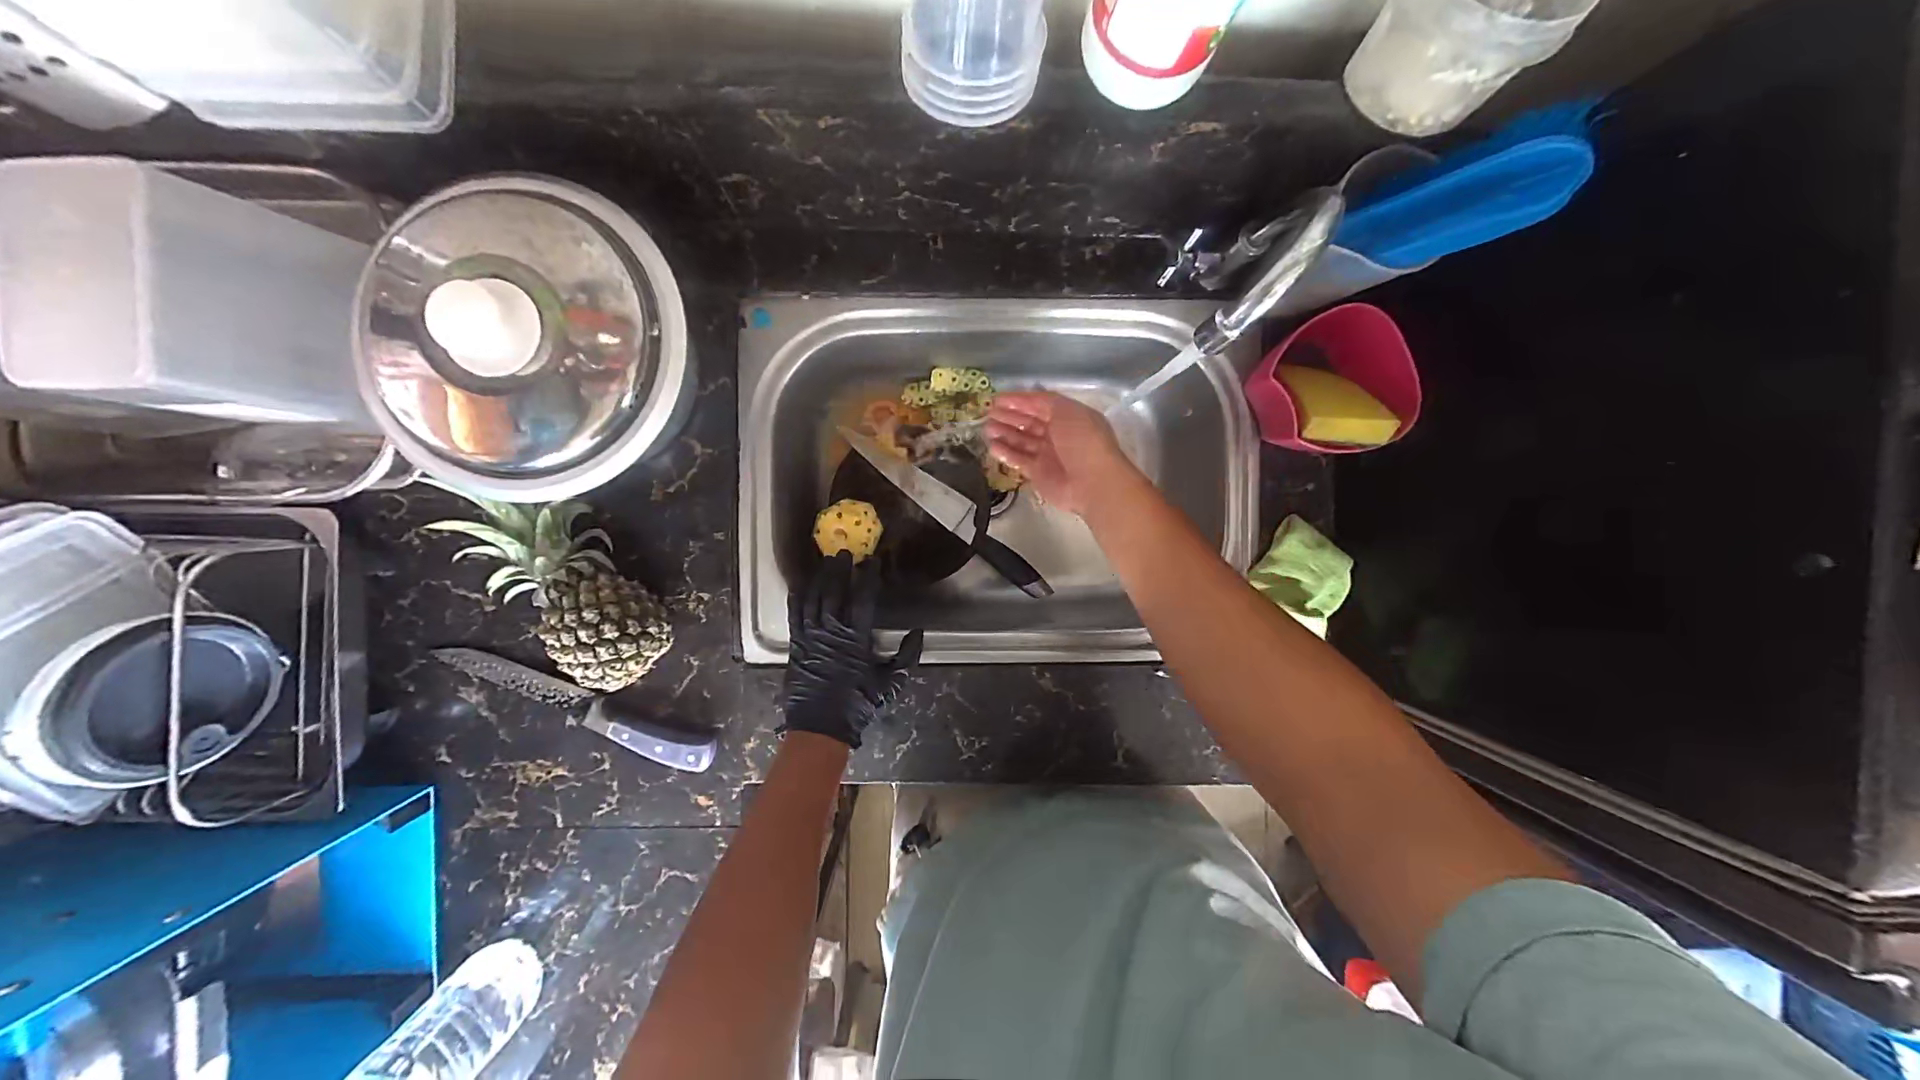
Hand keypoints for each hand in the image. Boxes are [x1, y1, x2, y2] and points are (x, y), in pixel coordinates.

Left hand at [782, 552, 924, 748]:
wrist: (821, 725)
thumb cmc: (858, 703)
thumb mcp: (891, 683)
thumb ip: (907, 656)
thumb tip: (918, 633)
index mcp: (857, 638)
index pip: (863, 598)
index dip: (868, 577)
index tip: (872, 562)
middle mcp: (832, 632)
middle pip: (834, 592)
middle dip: (839, 570)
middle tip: (844, 553)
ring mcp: (811, 637)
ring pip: (813, 599)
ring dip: (819, 579)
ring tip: (824, 563)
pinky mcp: (796, 645)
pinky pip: (795, 616)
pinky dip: (797, 599)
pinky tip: (800, 586)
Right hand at [985, 391, 1138, 516]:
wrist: (1093, 482)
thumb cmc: (1083, 441)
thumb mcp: (1067, 411)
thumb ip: (1044, 401)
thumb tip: (1025, 398)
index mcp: (1067, 416)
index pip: (1039, 404)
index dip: (1018, 401)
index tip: (996, 399)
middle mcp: (1057, 434)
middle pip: (1028, 422)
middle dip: (1008, 416)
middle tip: (988, 413)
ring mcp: (1047, 454)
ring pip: (1021, 440)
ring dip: (1004, 433)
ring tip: (987, 429)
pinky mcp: (1038, 473)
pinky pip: (1019, 460)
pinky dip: (1006, 453)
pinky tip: (992, 446)